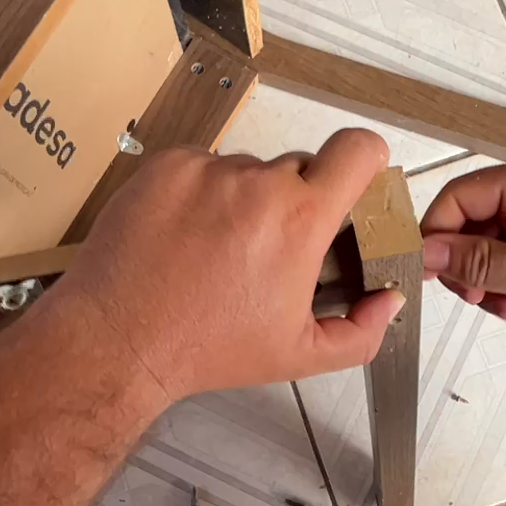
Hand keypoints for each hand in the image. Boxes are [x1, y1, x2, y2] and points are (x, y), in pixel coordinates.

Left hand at [57, 129, 406, 399]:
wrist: (119, 337)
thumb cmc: (206, 346)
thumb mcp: (298, 356)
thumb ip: (360, 333)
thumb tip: (387, 300)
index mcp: (299, 221)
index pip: (357, 149)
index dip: (366, 161)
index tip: (355, 181)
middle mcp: (255, 183)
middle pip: (300, 168)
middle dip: (297, 202)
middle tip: (272, 247)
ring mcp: (206, 169)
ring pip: (249, 170)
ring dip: (246, 200)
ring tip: (218, 249)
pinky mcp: (167, 165)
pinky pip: (205, 166)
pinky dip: (204, 194)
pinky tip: (188, 237)